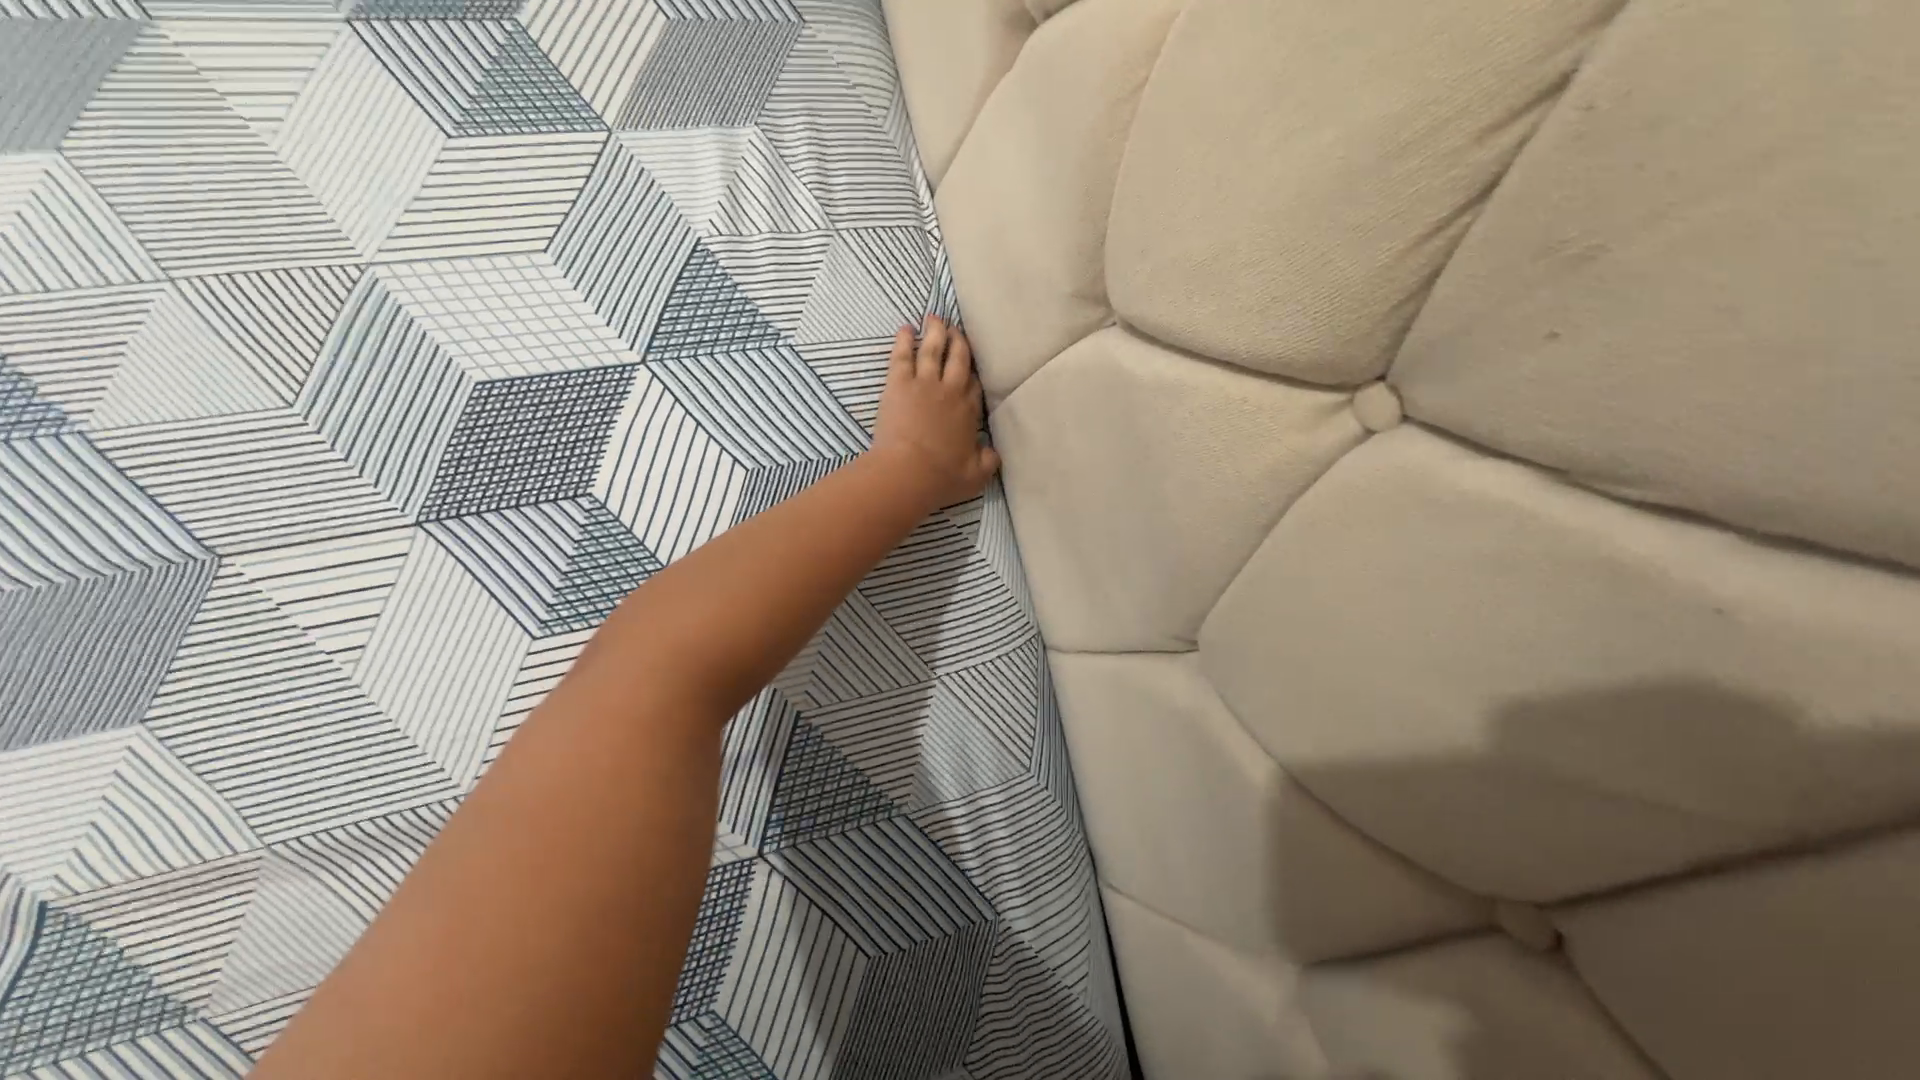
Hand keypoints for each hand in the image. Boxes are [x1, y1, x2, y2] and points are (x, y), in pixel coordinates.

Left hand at [869, 315, 1000, 509]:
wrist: (908, 472)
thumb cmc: (941, 477)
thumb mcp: (976, 476)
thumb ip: (988, 462)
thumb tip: (994, 454)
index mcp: (969, 411)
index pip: (975, 384)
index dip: (973, 373)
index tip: (971, 367)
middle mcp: (951, 391)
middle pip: (959, 358)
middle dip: (959, 342)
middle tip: (957, 330)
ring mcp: (925, 383)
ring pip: (933, 350)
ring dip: (935, 332)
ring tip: (935, 318)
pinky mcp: (899, 383)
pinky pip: (902, 355)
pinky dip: (903, 340)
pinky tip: (905, 329)